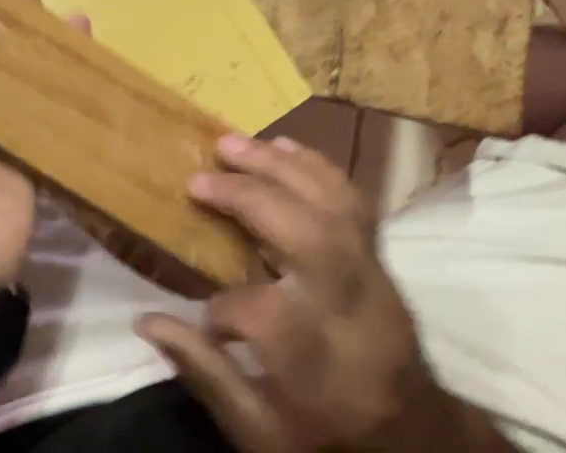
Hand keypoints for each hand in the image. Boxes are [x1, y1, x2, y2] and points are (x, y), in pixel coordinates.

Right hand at [136, 135, 459, 451]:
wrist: (419, 441)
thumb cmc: (330, 436)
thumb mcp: (263, 433)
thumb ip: (207, 376)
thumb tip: (147, 322)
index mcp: (323, 366)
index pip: (267, 316)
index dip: (223, 310)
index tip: (203, 319)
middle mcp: (355, 312)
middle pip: (310, 238)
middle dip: (252, 198)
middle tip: (198, 177)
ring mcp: (377, 280)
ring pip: (336, 207)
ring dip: (282, 167)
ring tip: (232, 142)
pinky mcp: (383, 261)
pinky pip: (356, 202)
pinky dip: (318, 167)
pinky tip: (282, 146)